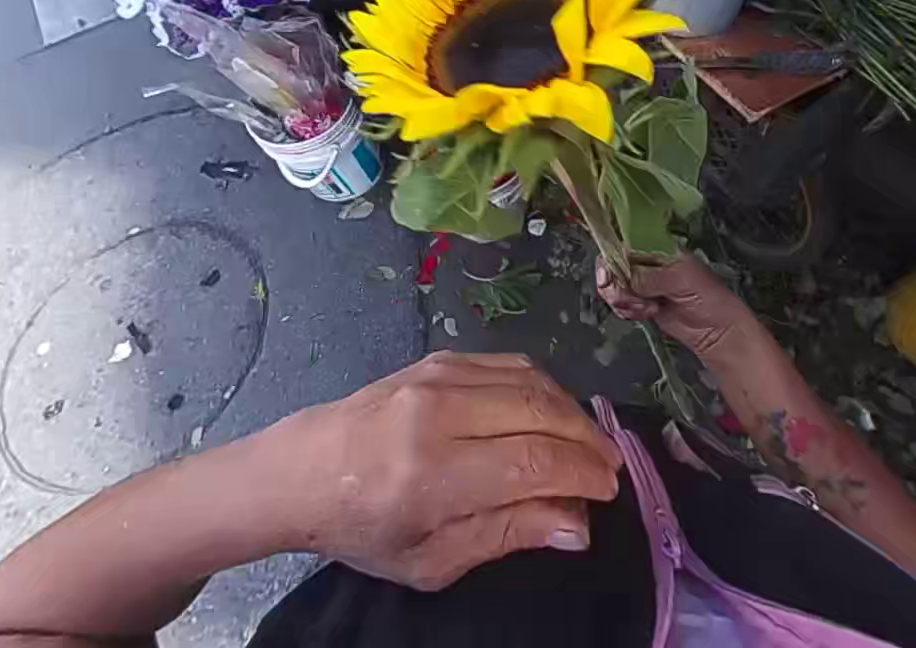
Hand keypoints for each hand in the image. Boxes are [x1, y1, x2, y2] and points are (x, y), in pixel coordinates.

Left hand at [275, 352, 622, 589]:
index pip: (532, 462)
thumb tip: (578, 524)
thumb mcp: (432, 559)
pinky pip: (515, 364)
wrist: (306, 466)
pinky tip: (556, 410)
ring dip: (573, 410)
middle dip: (588, 439)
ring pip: (535, 381)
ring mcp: (443, 373)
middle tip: (610, 464)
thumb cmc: (366, 527)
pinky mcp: (446, 355)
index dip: (581, 473)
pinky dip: (547, 387)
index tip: (607, 490)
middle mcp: (441, 411)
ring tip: (589, 440)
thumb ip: (509, 534)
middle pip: (542, 412)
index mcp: (431, 472)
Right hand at [596, 254, 757, 358]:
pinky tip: (645, 315)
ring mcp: (642, 283)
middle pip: (612, 265)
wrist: (715, 330)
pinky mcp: (640, 302)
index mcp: (658, 248)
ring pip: (613, 286)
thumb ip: (650, 277)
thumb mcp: (680, 279)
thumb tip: (625, 278)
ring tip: (646, 309)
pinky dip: (626, 311)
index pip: (625, 243)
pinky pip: (619, 304)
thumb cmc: (706, 296)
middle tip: (627, 299)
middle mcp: (647, 262)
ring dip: (623, 301)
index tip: (608, 276)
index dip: (612, 258)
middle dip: (615, 285)